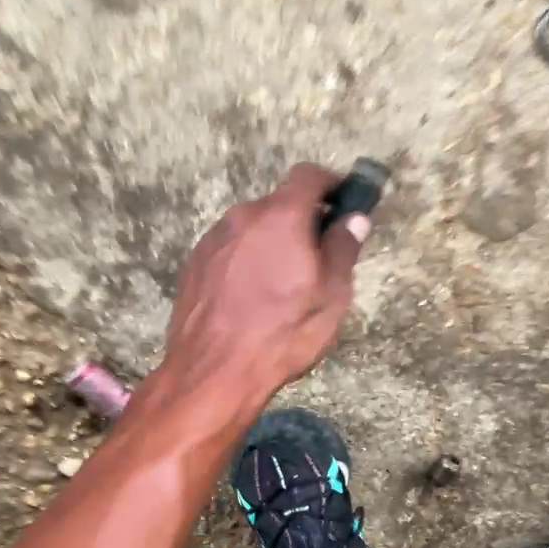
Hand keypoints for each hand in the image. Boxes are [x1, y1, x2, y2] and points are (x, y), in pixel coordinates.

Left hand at [161, 164, 367, 399]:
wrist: (212, 371)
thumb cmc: (283, 332)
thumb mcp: (331, 295)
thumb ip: (343, 248)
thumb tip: (354, 219)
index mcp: (281, 217)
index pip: (308, 175)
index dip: (331, 184)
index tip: (345, 204)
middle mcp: (242, 216)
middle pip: (280, 203)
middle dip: (304, 221)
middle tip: (321, 258)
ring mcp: (214, 239)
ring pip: (254, 227)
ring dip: (274, 242)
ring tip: (285, 285)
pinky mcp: (195, 263)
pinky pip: (233, 248)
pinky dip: (249, 259)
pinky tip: (254, 297)